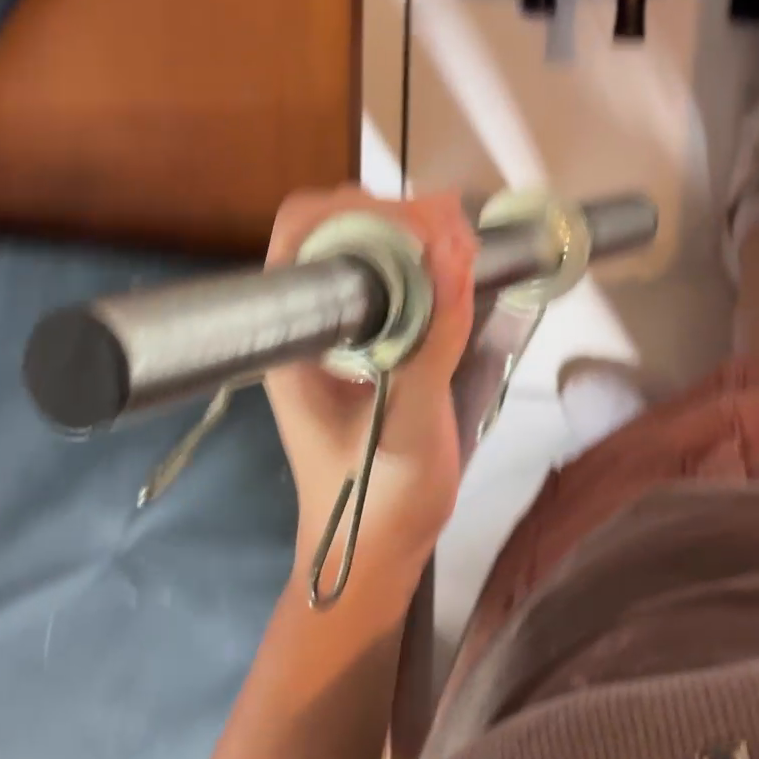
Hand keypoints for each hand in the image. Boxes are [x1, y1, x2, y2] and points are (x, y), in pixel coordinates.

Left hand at [263, 188, 476, 598]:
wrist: (379, 548)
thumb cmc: (377, 496)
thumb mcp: (408, 420)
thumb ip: (433, 339)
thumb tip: (456, 250)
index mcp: (295, 336)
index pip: (302, 233)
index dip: (356, 210)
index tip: (418, 224)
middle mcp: (313, 323)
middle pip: (337, 230)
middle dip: (394, 214)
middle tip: (452, 229)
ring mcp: (344, 332)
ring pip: (369, 252)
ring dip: (416, 234)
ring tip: (463, 241)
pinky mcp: (375, 343)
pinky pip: (396, 282)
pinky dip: (430, 265)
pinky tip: (462, 267)